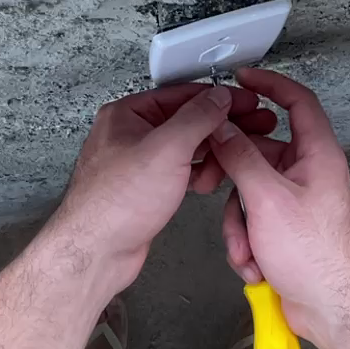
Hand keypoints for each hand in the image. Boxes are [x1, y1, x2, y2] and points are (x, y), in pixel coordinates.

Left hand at [41, 82, 278, 297]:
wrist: (98, 253)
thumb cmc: (116, 203)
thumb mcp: (166, 149)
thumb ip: (197, 117)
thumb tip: (218, 96)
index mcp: (127, 115)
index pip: (182, 95)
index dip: (218, 98)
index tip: (246, 103)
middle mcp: (130, 134)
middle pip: (186, 120)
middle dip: (219, 129)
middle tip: (251, 129)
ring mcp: (138, 162)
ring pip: (186, 147)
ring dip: (210, 155)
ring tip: (226, 164)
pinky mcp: (146, 187)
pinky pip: (180, 170)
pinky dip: (196, 174)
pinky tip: (206, 183)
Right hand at [203, 69, 349, 345]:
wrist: (330, 310)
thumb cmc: (314, 255)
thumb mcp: (267, 199)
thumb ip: (241, 157)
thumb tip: (222, 128)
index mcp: (317, 155)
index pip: (298, 102)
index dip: (271, 84)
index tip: (242, 78)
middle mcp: (310, 172)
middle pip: (260, 152)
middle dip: (235, 179)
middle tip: (214, 180)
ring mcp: (298, 200)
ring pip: (251, 190)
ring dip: (240, 222)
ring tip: (247, 250)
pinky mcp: (287, 227)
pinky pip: (255, 218)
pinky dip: (248, 240)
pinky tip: (254, 264)